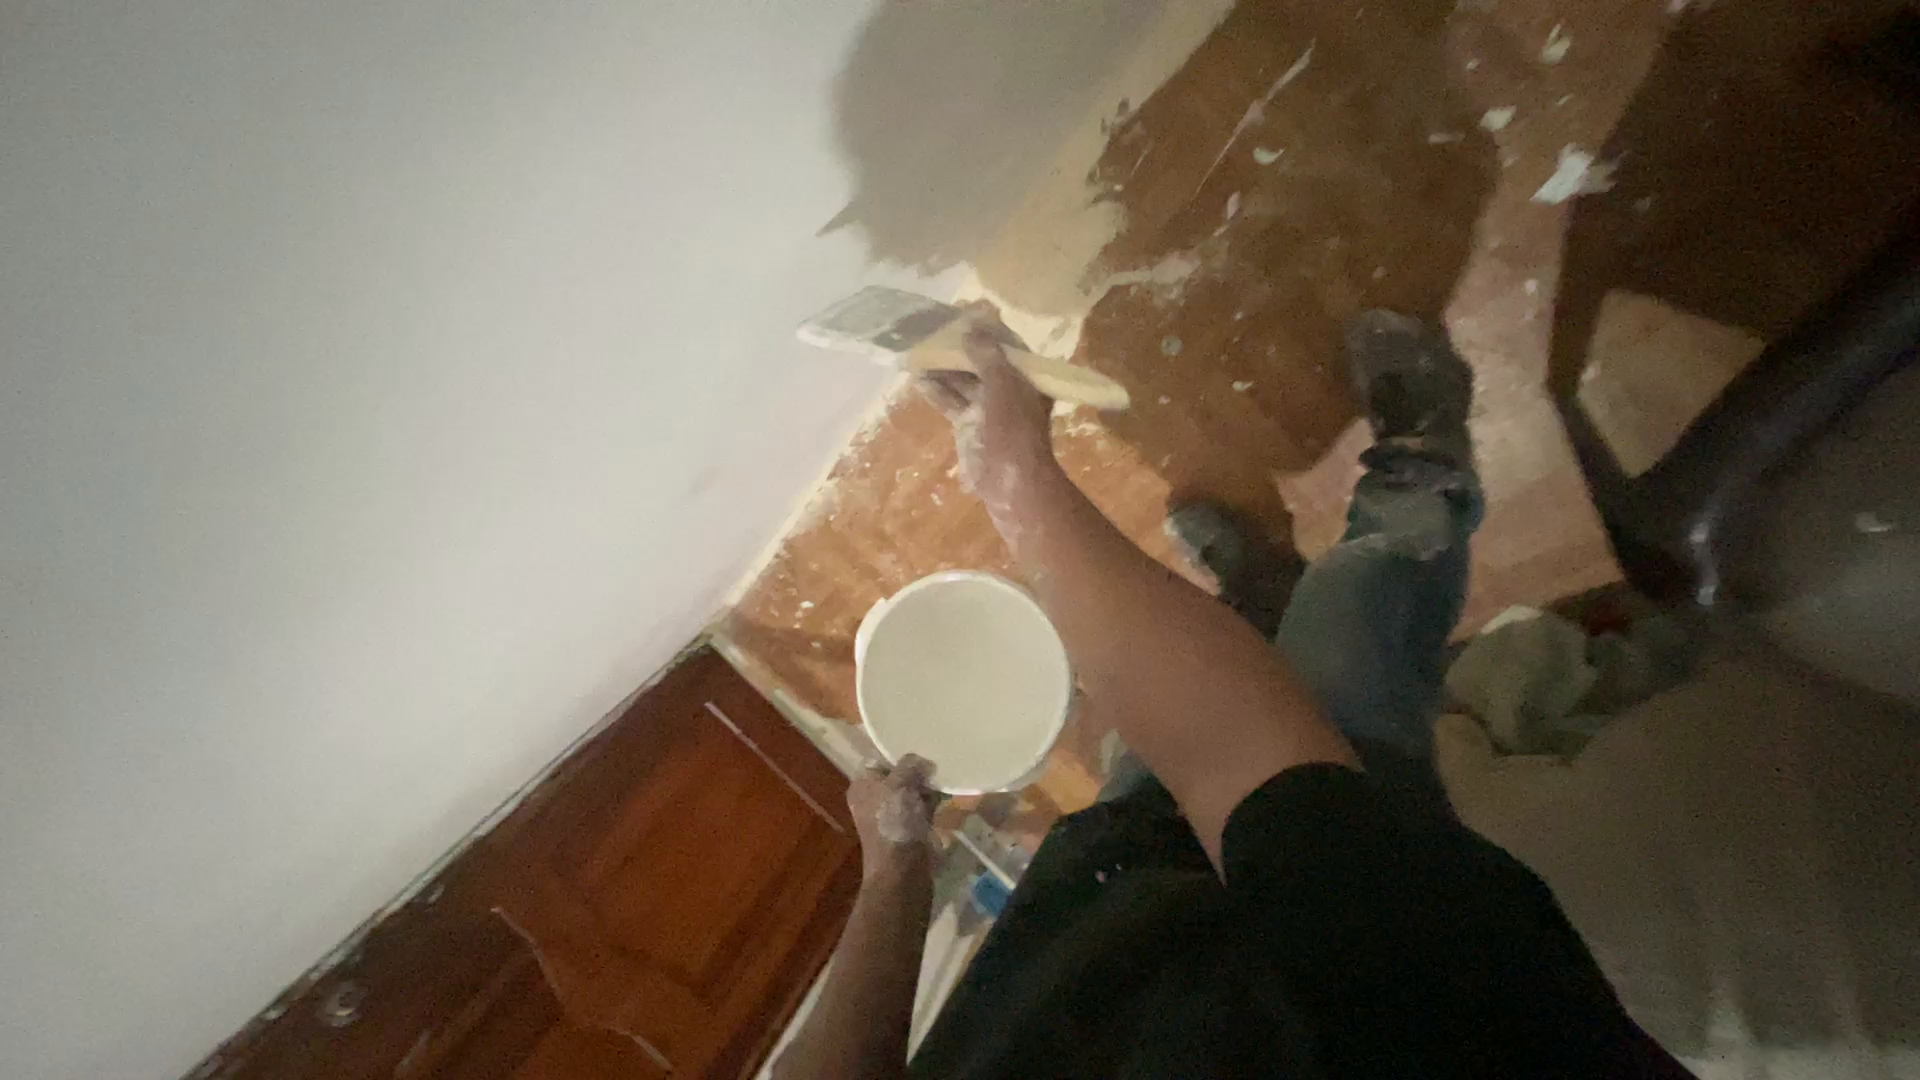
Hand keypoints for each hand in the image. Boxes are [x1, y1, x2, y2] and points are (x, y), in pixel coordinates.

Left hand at [847, 754, 939, 880]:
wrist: (902, 870)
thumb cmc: (893, 821)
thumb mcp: (899, 784)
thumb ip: (910, 765)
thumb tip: (923, 762)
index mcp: (863, 786)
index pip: (877, 760)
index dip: (895, 753)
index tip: (917, 745)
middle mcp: (875, 798)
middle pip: (897, 774)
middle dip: (916, 769)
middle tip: (935, 758)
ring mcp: (893, 814)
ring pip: (912, 790)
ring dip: (927, 785)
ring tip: (944, 774)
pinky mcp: (910, 828)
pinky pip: (922, 807)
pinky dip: (933, 801)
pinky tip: (946, 792)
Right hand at [918, 303, 1057, 517]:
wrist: (1009, 480)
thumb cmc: (1013, 428)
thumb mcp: (1003, 384)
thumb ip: (986, 354)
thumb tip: (972, 326)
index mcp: (1026, 377)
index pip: (1006, 345)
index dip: (986, 330)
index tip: (962, 313)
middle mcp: (1008, 389)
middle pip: (981, 361)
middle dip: (958, 348)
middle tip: (933, 330)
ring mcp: (987, 408)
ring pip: (962, 381)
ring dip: (942, 367)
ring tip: (918, 350)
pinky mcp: (969, 425)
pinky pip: (951, 402)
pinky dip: (936, 391)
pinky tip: (918, 377)